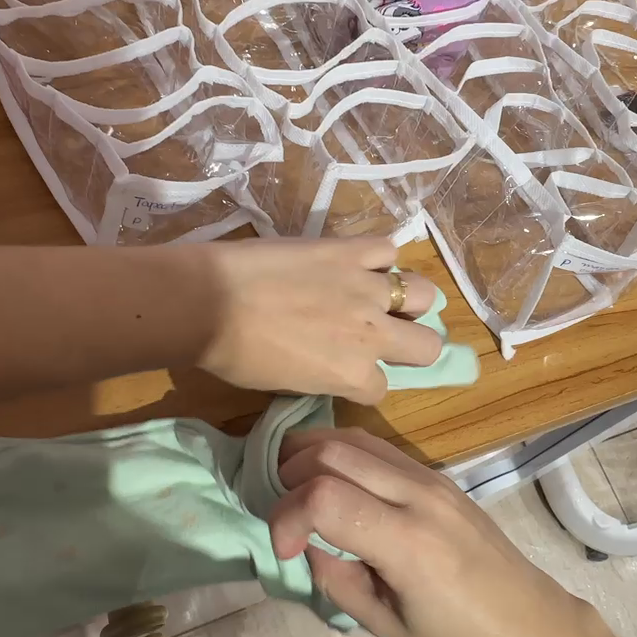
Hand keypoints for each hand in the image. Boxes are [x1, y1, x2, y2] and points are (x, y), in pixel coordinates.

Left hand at [191, 238, 441, 404]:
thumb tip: (332, 363)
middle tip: (389, 336)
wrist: (208, 301)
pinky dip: (378, 257)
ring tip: (385, 295)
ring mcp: (365, 288)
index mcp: (353, 375)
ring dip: (409, 299)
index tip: (348, 371)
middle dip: (413, 346)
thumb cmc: (236, 354)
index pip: (381, 387)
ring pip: (424, 293)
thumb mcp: (286, 383)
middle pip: (428, 346)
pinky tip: (358, 262)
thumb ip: (324, 375)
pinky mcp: (350, 250)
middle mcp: (372, 334)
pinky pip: (387, 248)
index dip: (364, 380)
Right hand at [266, 426, 601, 636]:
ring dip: (310, 453)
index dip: (286, 516)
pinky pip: (377, 446)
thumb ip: (335, 579)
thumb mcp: (386, 627)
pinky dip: (340, 452)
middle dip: (288, 475)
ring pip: (353, 437)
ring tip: (291, 487)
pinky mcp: (435, 473)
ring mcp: (429, 476)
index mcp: (407, 542)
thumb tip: (304, 541)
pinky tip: (329, 478)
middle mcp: (418, 494)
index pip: (324, 496)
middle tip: (278, 510)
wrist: (531, 622)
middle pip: (331, 452)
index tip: (284, 548)